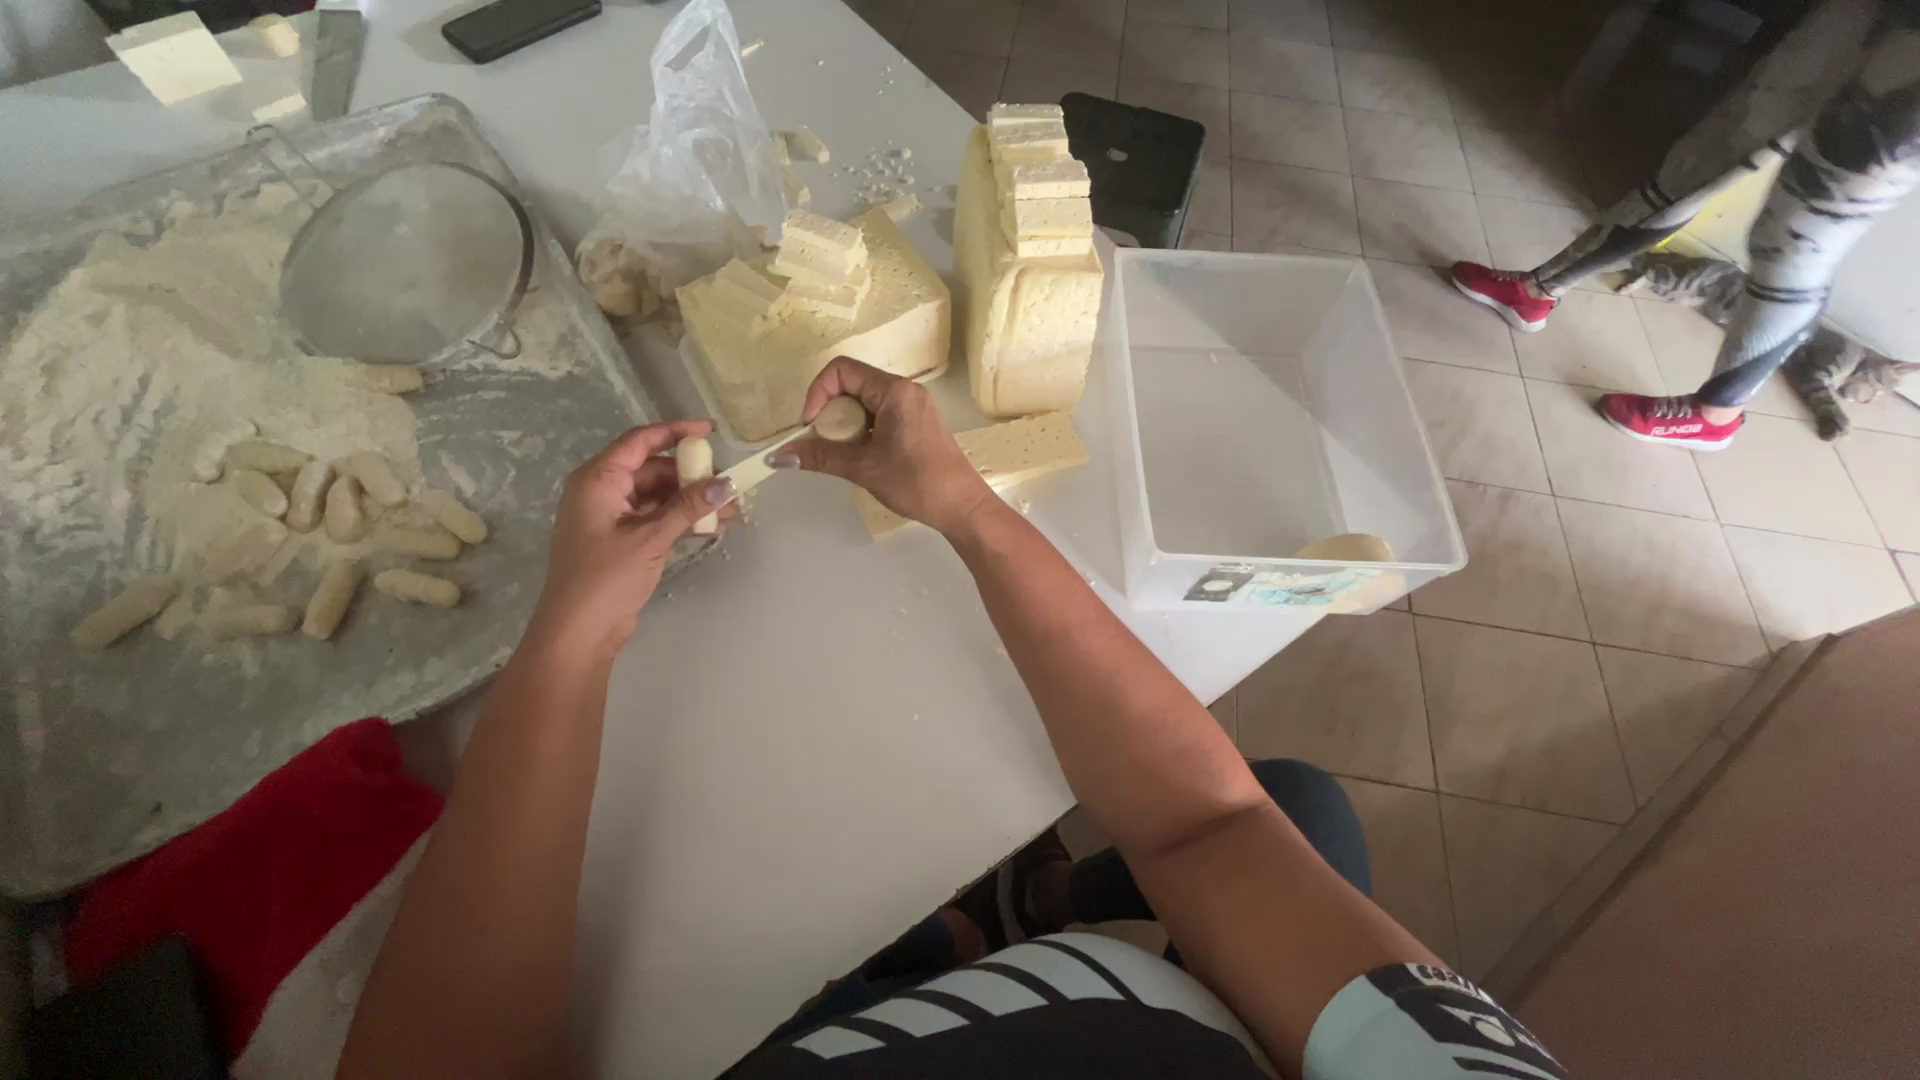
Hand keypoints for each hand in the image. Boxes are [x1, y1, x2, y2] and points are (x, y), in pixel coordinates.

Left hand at [526, 420, 736, 654]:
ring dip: (691, 501)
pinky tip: (712, 527)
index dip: (675, 432)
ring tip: (730, 510)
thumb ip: (687, 507)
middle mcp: (602, 491)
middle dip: (691, 476)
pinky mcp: (623, 539)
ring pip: (659, 496)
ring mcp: (613, 516)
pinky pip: (657, 517)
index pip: (640, 442)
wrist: (579, 630)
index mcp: (598, 480)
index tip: (710, 432)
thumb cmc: (605, 578)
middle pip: (653, 469)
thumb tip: (726, 485)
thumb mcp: (650, 538)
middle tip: (727, 484)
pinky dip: (682, 519)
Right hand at [778, 357, 993, 536]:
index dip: (818, 393)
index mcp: (895, 391)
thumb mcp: (863, 468)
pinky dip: (862, 431)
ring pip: (864, 403)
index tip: (811, 426)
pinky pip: (879, 416)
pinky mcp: (916, 424)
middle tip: (824, 443)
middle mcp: (905, 391)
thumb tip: (781, 456)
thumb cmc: (917, 482)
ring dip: (845, 424)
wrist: (962, 506)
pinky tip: (862, 457)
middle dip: (830, 412)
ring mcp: (913, 407)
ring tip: (842, 453)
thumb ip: (821, 456)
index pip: (842, 370)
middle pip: (852, 385)